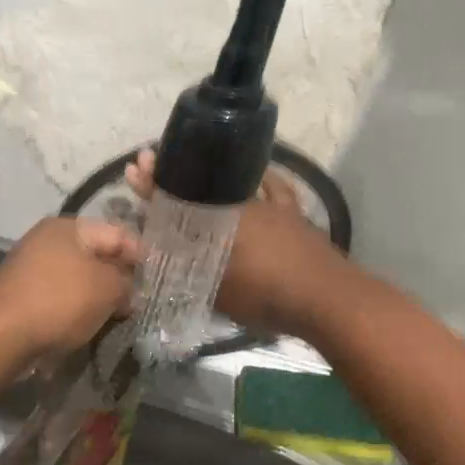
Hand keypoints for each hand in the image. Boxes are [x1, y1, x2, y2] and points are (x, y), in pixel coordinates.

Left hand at [0, 217, 139, 359]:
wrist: (2, 336)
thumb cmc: (60, 301)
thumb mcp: (107, 288)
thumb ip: (125, 283)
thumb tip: (126, 291)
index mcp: (66, 227)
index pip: (116, 233)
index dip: (140, 255)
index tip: (157, 278)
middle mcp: (44, 242)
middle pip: (94, 256)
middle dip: (117, 278)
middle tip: (138, 300)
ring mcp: (29, 270)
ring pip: (75, 280)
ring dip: (96, 297)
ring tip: (116, 316)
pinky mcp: (20, 298)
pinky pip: (57, 300)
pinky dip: (73, 311)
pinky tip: (86, 326)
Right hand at [124, 149, 349, 336]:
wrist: (329, 300)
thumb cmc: (265, 295)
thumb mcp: (212, 289)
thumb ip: (174, 271)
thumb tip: (137, 258)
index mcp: (219, 220)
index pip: (177, 198)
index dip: (153, 184)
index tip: (135, 168)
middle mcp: (243, 204)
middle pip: (202, 185)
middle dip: (178, 176)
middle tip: (156, 163)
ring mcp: (273, 208)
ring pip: (237, 183)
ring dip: (217, 175)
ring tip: (203, 164)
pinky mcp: (295, 217)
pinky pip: (277, 190)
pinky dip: (265, 181)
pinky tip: (262, 176)